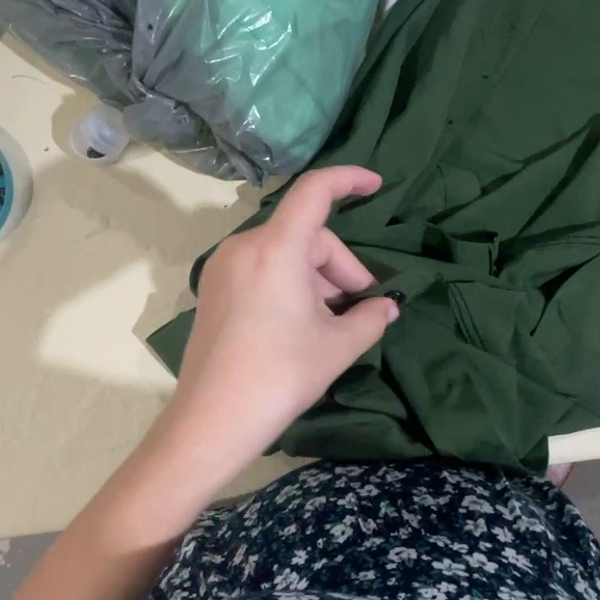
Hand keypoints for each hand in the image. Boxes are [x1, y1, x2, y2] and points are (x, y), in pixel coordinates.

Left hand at [157, 166, 398, 470]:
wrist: (212, 420)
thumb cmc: (280, 376)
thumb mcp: (337, 347)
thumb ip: (370, 318)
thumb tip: (387, 308)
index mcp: (276, 248)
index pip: (314, 191)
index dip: (348, 179)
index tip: (376, 185)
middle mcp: (244, 246)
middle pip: (306, 235)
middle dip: (340, 267)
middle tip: (362, 307)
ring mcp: (223, 267)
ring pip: (285, 254)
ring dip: (317, 279)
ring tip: (332, 323)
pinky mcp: (213, 289)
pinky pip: (263, 269)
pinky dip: (290, 284)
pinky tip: (302, 324)